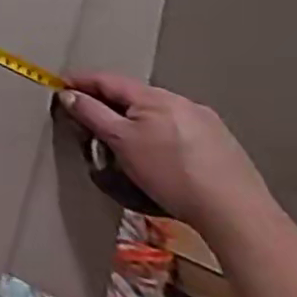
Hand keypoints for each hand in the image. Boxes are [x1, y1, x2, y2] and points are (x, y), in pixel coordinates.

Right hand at [59, 73, 276, 232]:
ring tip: (119, 140)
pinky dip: (155, 134)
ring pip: (154, 113)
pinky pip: (175, 129)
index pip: (106, 80)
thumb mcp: (120, 141)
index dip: (78, 81)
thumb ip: (90, 112)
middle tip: (85, 119)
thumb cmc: (172, 173)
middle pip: (131, 96)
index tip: (57, 87)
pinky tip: (155, 155)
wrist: (238, 216)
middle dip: (105, 104)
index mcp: (157, 97)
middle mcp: (184, 103)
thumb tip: (68, 94)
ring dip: (131, 121)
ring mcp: (208, 124)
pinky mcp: (222, 146)